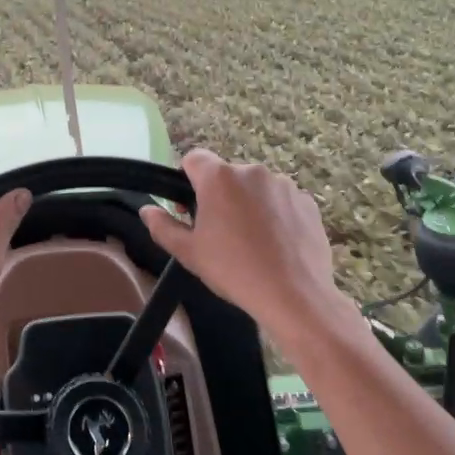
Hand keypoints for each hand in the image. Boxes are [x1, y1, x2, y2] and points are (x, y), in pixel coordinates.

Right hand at [138, 149, 354, 340]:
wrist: (294, 296)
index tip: (188, 209)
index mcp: (219, 177)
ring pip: (256, 188)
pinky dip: (276, 215)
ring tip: (251, 241)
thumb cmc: (233, 270)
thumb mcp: (188, 253)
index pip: (194, 159)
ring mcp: (284, 185)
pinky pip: (282, 201)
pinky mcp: (307, 202)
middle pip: (226, 175)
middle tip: (218, 232)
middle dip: (219, 196)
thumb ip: (163, 227)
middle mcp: (252, 171)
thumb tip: (148, 210)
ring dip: (248, 204)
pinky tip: (276, 245)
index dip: (186, 180)